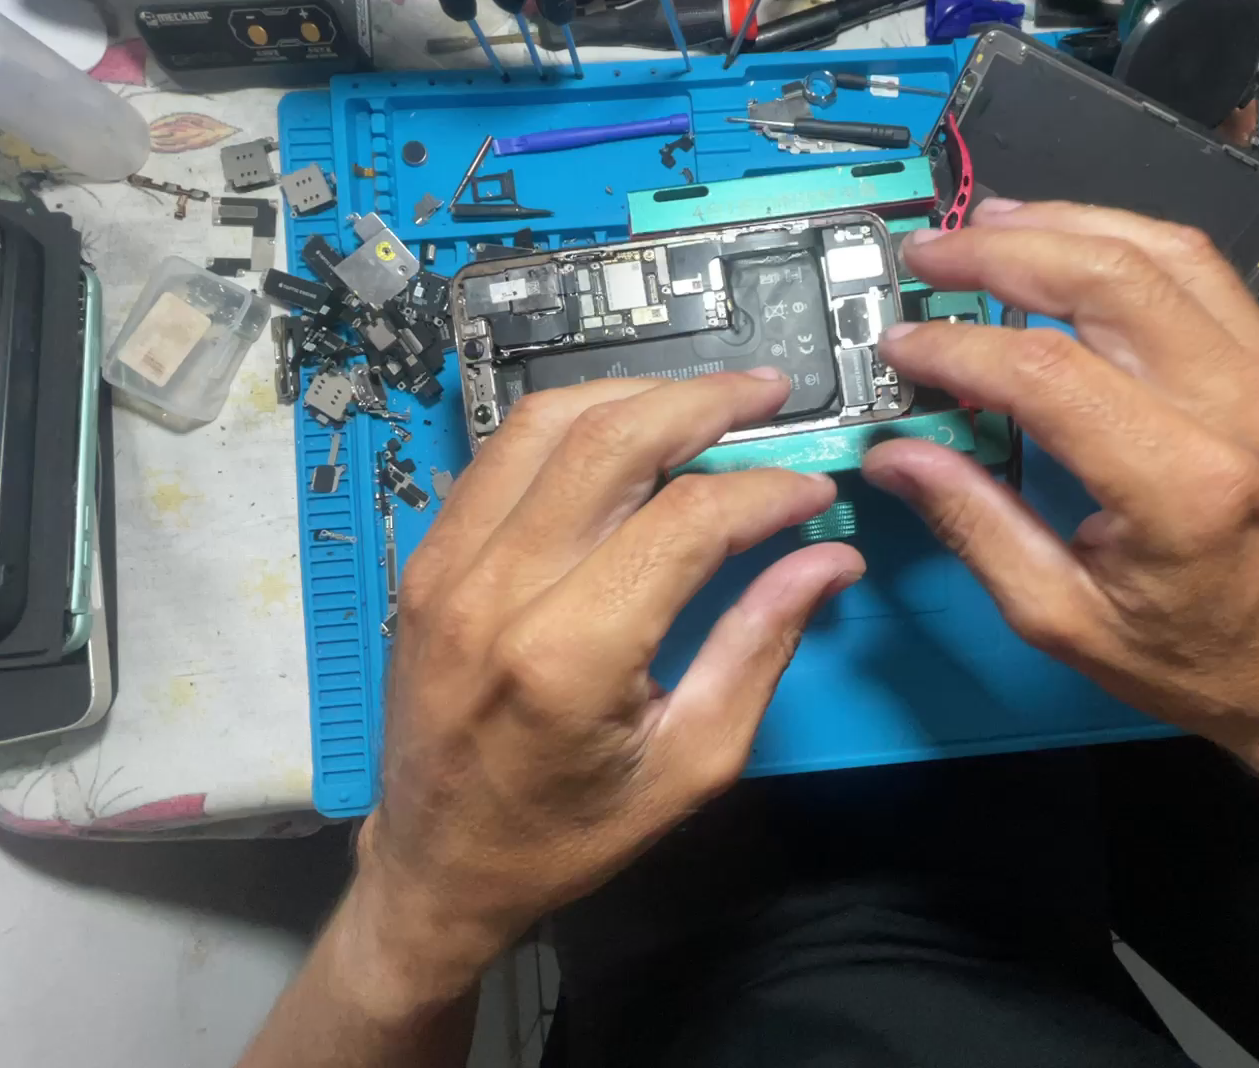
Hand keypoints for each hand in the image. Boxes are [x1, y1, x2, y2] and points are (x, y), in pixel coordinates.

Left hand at [357, 372, 863, 991]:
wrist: (436, 866)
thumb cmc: (569, 833)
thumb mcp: (692, 762)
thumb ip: (762, 645)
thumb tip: (830, 561)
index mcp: (569, 656)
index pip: (688, 521)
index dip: (765, 492)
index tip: (814, 492)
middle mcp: (497, 589)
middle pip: (612, 442)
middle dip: (706, 401)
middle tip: (769, 394)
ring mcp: (447, 564)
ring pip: (548, 424)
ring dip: (639, 394)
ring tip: (706, 398)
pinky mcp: (428, 557)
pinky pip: (506, 453)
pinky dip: (577, 422)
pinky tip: (627, 429)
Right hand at [864, 200, 1258, 773]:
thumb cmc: (1182, 662)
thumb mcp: (1056, 615)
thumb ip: (973, 523)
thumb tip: (894, 455)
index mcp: (1179, 486)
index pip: (1046, 374)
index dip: (958, 348)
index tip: (899, 347)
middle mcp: (1240, 410)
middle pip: (1110, 281)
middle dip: (1002, 252)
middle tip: (928, 255)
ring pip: (1161, 254)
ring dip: (1062, 225)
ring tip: (985, 224)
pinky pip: (1197, 274)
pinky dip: (1121, 242)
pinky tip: (1067, 242)